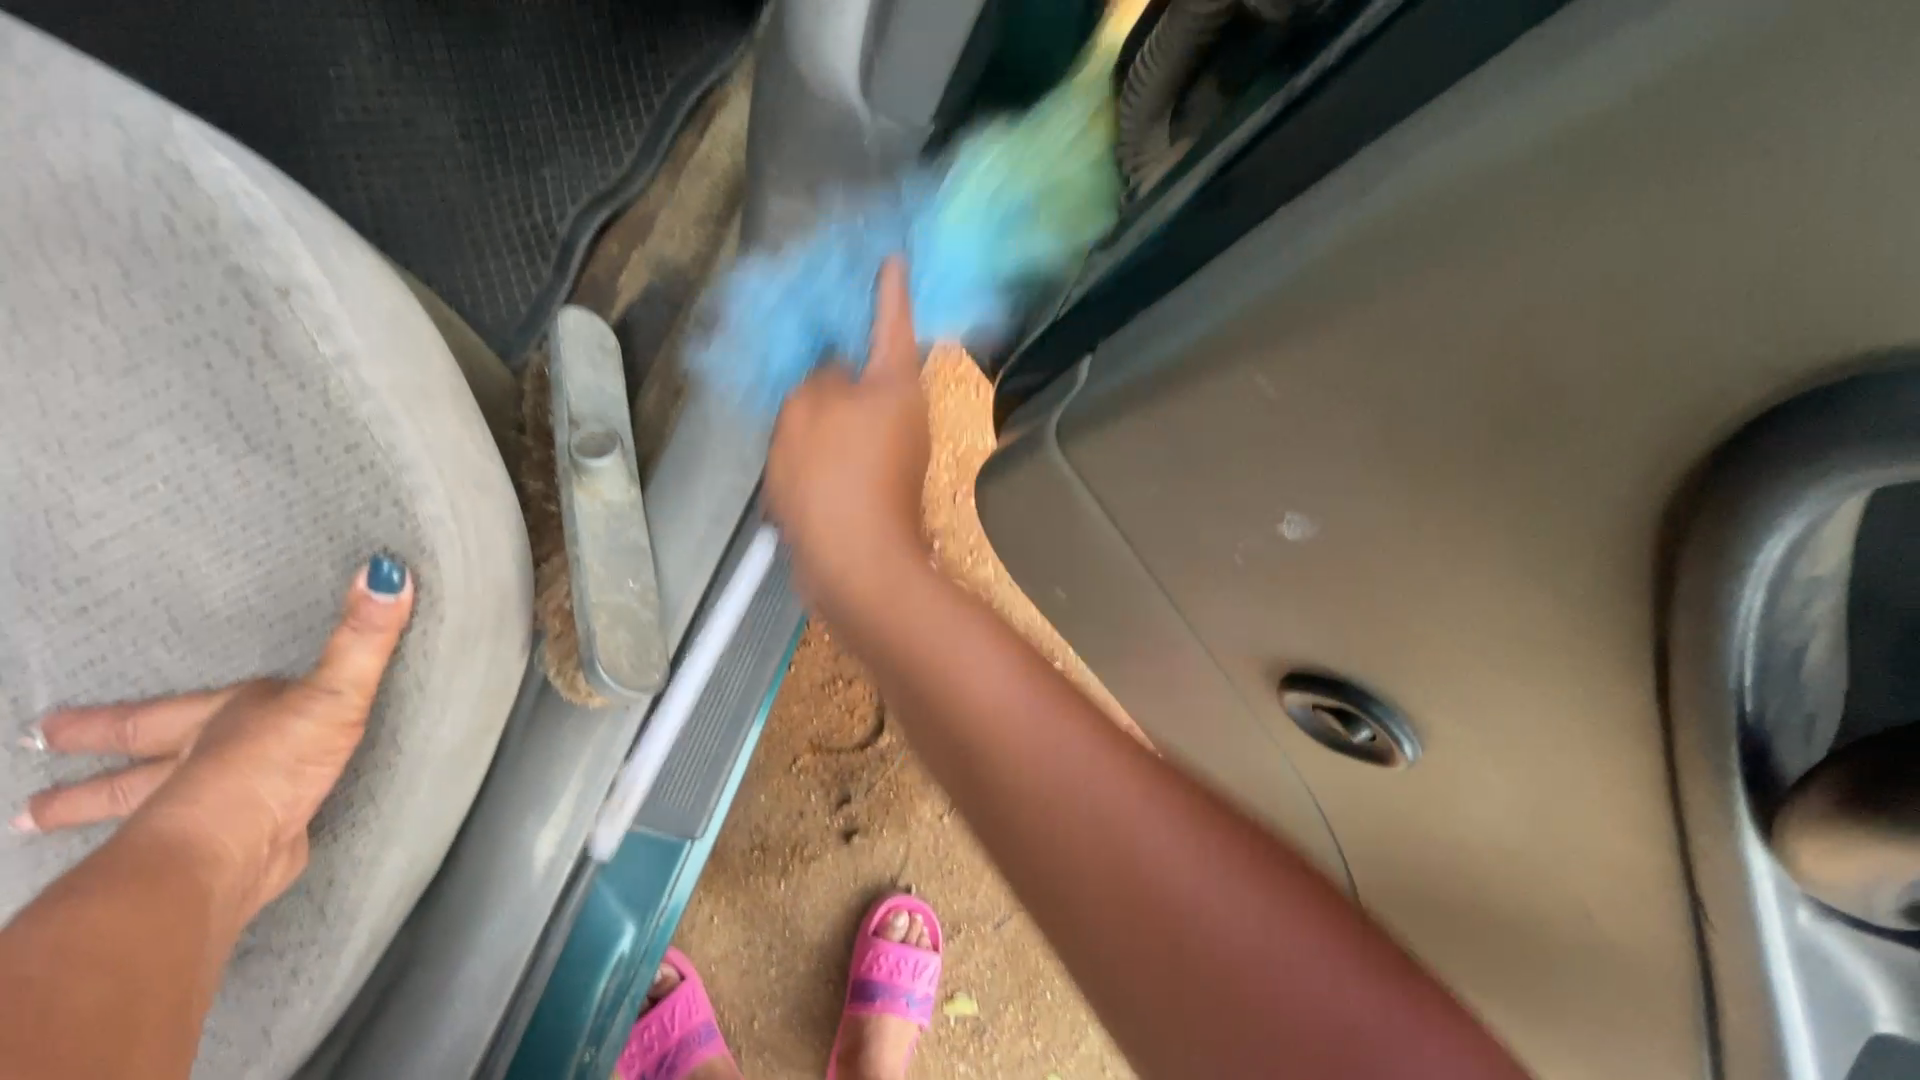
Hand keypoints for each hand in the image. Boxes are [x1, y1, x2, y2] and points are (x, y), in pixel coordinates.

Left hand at [16, 556, 414, 920]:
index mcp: (212, 727)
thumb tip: (386, 573)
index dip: (99, 722)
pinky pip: (220, 845)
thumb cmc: (268, 766)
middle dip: (86, 787)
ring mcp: (214, 818)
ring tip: (72, 841)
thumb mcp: (330, 692)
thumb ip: (362, 636)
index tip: (38, 729)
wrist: (244, 851)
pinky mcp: (248, 852)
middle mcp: (197, 771)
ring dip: (121, 822)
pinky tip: (221, 852)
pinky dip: (209, 849)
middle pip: (131, 775)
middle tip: (28, 808)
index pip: (148, 718)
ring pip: (156, 817)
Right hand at [766, 258, 931, 618]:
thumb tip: (835, 372)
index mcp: (896, 383)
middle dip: (845, 348)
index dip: (889, 286)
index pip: (894, 318)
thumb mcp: (808, 409)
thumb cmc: (833, 479)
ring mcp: (896, 453)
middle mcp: (906, 414)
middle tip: (815, 321)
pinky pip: (847, 446)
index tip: (894, 257)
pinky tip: (792, 443)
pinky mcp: (878, 486)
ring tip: (789, 385)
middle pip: (875, 366)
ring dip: (826, 400)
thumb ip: (818, 375)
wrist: (855, 568)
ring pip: (857, 409)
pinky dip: (823, 439)